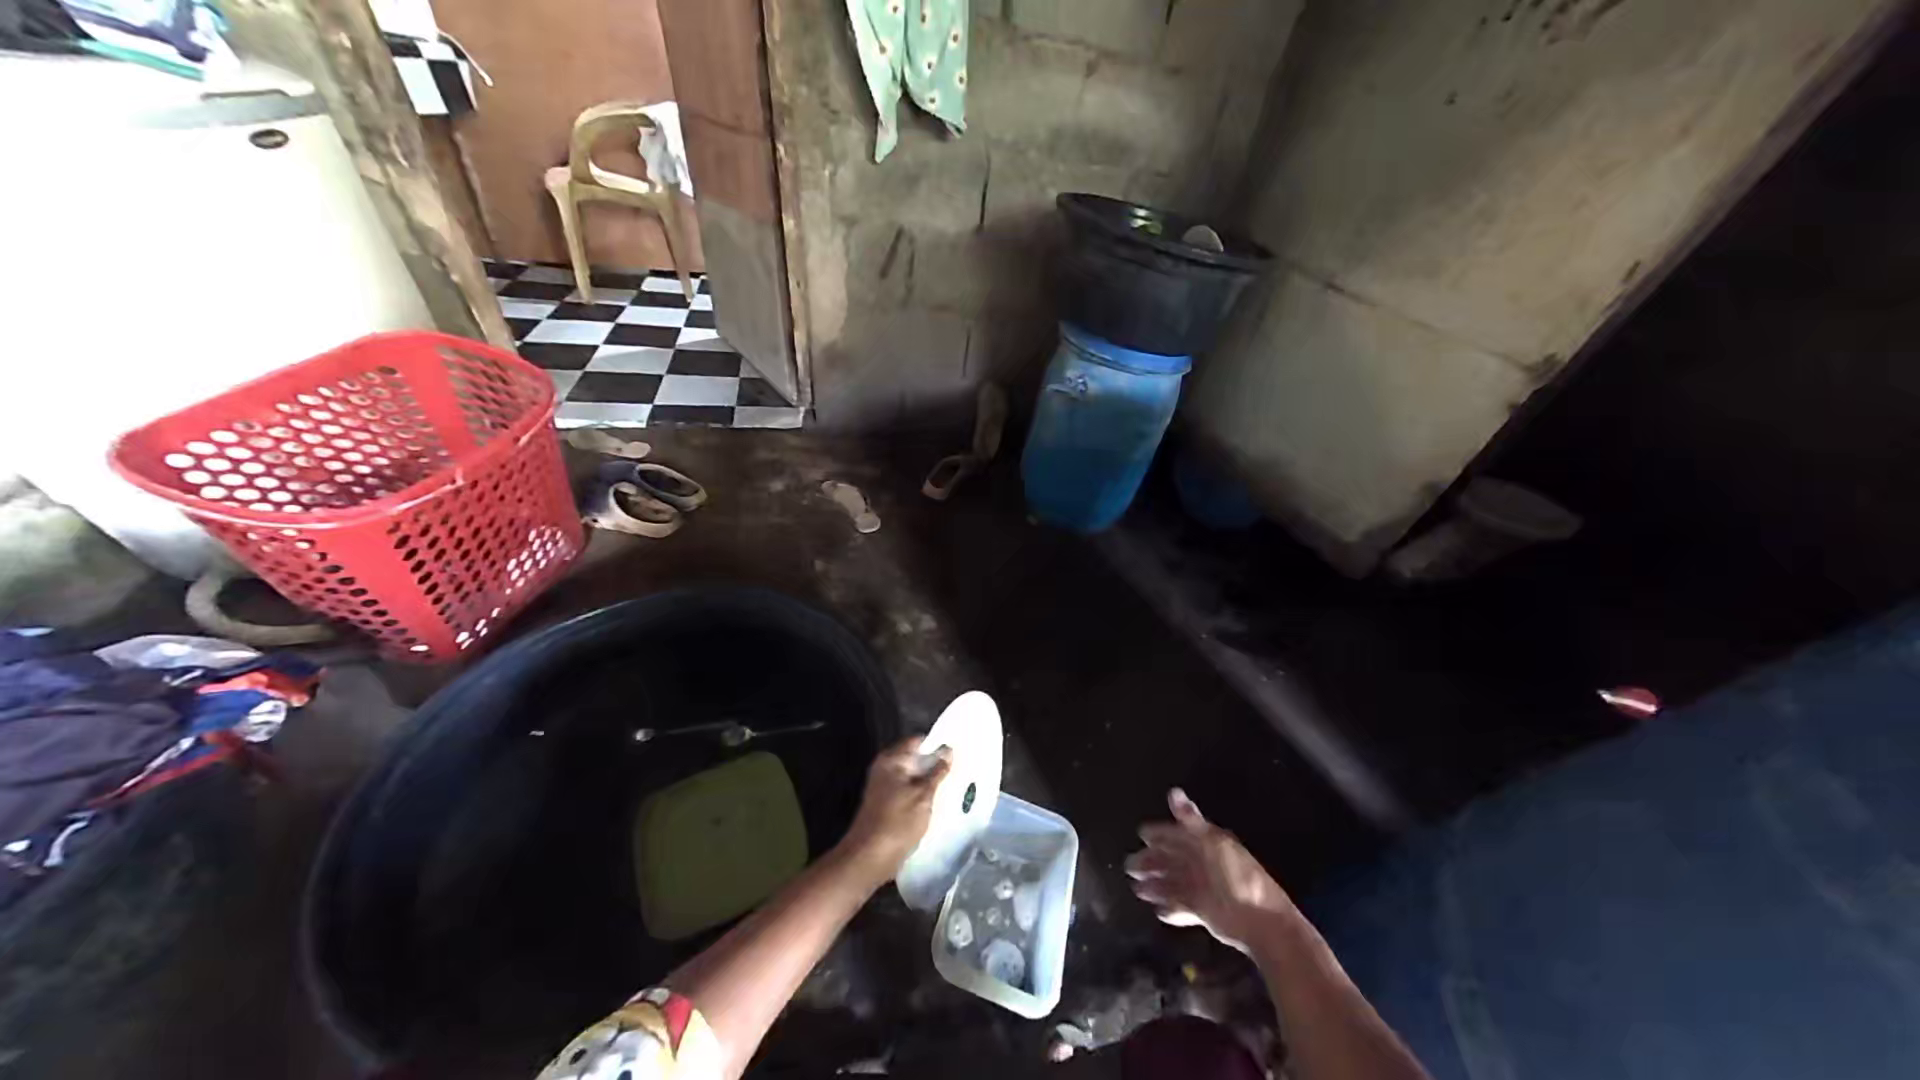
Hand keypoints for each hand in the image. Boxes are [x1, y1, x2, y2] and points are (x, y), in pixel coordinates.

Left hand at [837, 737, 952, 886]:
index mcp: (891, 760)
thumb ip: (937, 772)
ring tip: (954, 785)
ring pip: (913, 777)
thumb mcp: (923, 795)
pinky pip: (908, 791)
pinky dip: (921, 794)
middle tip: (960, 769)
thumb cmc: (897, 822)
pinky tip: (938, 802)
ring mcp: (884, 787)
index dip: (937, 744)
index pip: (918, 741)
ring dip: (930, 781)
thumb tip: (948, 751)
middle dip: (935, 764)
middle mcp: (885, 769)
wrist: (869, 857)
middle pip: (915, 759)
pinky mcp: (886, 804)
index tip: (957, 751)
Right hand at [1126, 788, 1298, 951]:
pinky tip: (1158, 910)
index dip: (1158, 834)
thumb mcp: (1213, 843)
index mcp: (1204, 844)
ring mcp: (1202, 889)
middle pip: (1170, 860)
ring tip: (1137, 889)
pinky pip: (1182, 908)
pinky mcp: (1204, 913)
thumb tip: (1173, 791)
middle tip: (1129, 867)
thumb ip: (1191, 819)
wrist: (1261, 921)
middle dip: (1150, 861)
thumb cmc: (1236, 877)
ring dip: (1155, 886)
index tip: (1141, 834)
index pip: (1176, 834)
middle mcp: (1201, 864)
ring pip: (1172, 883)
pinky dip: (1170, 909)